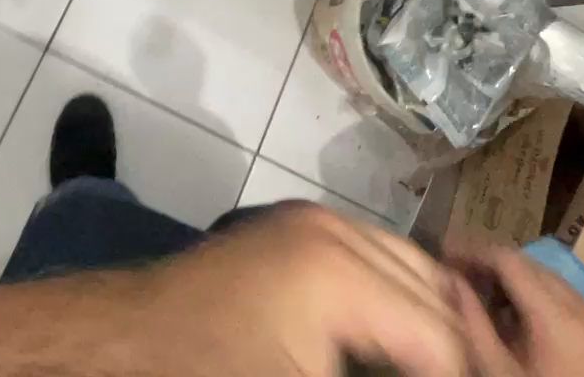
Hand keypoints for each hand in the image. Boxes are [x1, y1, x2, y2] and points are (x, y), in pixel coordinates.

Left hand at [131, 204, 483, 376]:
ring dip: (427, 319)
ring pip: (406, 265)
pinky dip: (392, 296)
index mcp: (340, 270)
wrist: (121, 340)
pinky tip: (391, 344)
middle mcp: (333, 229)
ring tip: (425, 364)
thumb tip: (424, 366)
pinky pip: (369, 256)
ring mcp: (309, 221)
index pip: (442, 339)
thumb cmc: (206, 372)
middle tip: (454, 370)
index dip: (462, 374)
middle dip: (453, 347)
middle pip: (435, 290)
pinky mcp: (291, 230)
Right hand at [448, 248, 583, 376]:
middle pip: (528, 265)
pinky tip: (513, 314)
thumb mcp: (496, 371)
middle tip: (457, 272)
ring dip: (512, 278)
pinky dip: (535, 295)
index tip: (444, 254)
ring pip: (547, 279)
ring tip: (481, 292)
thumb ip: (472, 320)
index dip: (472, 252)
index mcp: (557, 318)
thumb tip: (452, 280)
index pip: (507, 260)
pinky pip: (564, 298)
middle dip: (490, 263)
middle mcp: (583, 309)